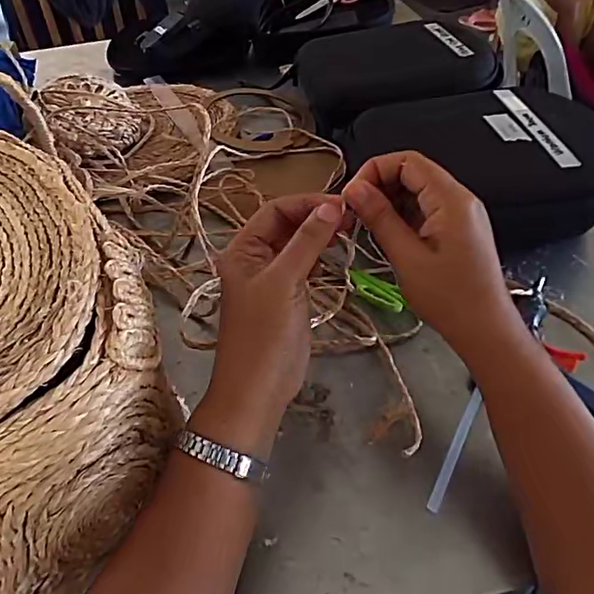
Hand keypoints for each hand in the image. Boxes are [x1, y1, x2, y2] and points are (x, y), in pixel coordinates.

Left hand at [198, 194, 352, 454]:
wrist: (258, 390)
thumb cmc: (264, 335)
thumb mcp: (284, 282)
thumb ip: (307, 242)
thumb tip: (332, 206)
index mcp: (242, 250)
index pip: (275, 211)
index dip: (306, 203)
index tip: (341, 204)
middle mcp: (253, 259)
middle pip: (286, 224)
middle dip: (315, 216)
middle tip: (351, 216)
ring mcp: (271, 278)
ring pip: (297, 244)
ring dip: (320, 234)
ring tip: (349, 229)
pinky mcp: (287, 295)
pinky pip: (304, 265)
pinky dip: (320, 255)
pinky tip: (337, 252)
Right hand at [342, 152, 520, 355]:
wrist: (485, 329)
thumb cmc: (452, 299)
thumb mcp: (406, 257)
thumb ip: (379, 217)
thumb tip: (355, 190)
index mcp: (451, 200)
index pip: (407, 160)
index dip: (374, 171)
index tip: (354, 194)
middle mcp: (460, 200)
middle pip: (412, 171)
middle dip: (379, 186)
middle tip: (356, 211)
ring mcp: (461, 214)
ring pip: (416, 190)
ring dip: (389, 202)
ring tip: (369, 226)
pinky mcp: (458, 228)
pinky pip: (425, 208)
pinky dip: (402, 215)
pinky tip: (388, 235)